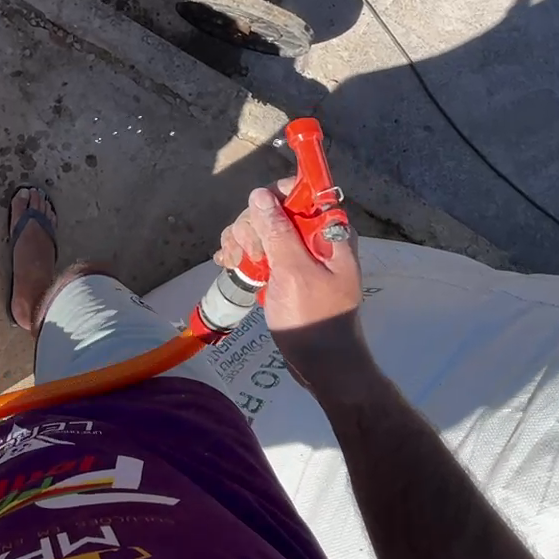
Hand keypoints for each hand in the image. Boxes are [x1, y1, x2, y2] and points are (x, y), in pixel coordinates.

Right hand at [214, 184, 373, 388]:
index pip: (302, 191)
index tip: (258, 217)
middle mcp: (314, 237)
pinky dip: (241, 253)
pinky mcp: (283, 270)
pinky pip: (257, 249)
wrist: (322, 366)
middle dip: (253, 226)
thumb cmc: (313, 319)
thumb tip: (260, 194)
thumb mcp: (293, 272)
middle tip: (250, 255)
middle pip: (273, 209)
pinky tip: (229, 265)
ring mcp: (297, 254)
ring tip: (235, 263)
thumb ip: (278, 231)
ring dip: (241, 241)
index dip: (276, 196)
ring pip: (260, 228)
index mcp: (329, 232)